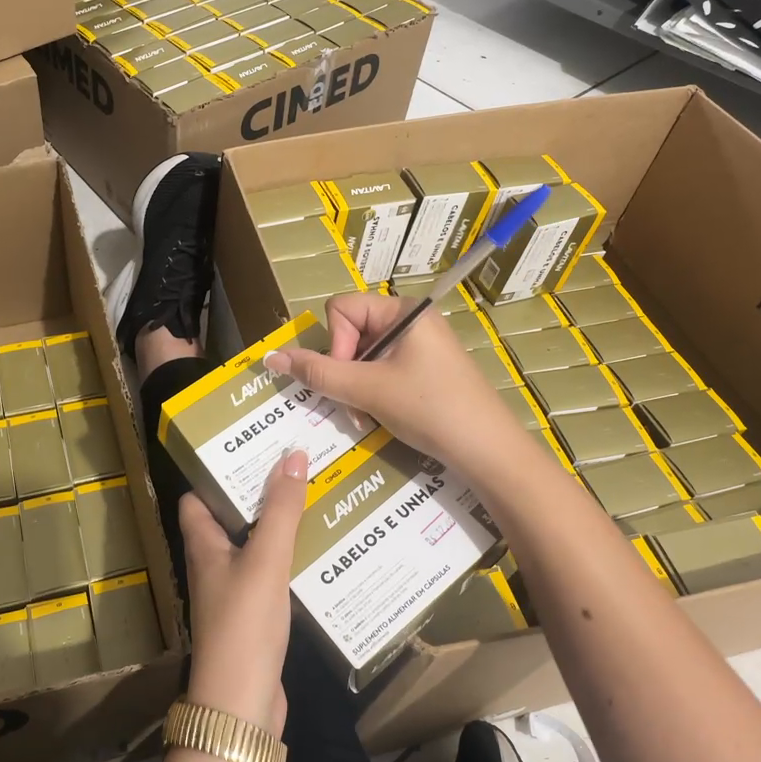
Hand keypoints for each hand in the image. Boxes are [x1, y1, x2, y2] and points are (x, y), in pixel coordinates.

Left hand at [179, 450, 307, 735]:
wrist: (242, 705)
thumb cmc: (243, 624)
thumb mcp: (265, 560)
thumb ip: (281, 510)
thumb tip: (293, 454)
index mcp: (203, 544)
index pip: (198, 496)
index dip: (217, 470)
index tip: (251, 445)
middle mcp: (213, 563)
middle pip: (232, 517)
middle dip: (260, 493)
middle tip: (295, 464)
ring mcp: (233, 591)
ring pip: (255, 545)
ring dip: (279, 525)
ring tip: (315, 496)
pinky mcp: (255, 616)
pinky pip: (272, 575)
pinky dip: (291, 559)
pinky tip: (321, 549)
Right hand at [264, 292, 512, 463]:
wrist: (489, 452)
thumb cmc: (429, 408)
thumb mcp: (368, 390)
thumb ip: (318, 372)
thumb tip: (270, 356)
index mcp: (403, 310)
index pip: (342, 309)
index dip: (335, 343)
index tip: (349, 377)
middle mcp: (411, 320)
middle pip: (351, 332)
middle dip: (344, 370)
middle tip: (355, 403)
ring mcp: (420, 346)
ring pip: (363, 355)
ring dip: (356, 386)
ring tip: (368, 415)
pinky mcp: (425, 370)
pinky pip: (382, 369)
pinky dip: (373, 392)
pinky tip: (382, 416)